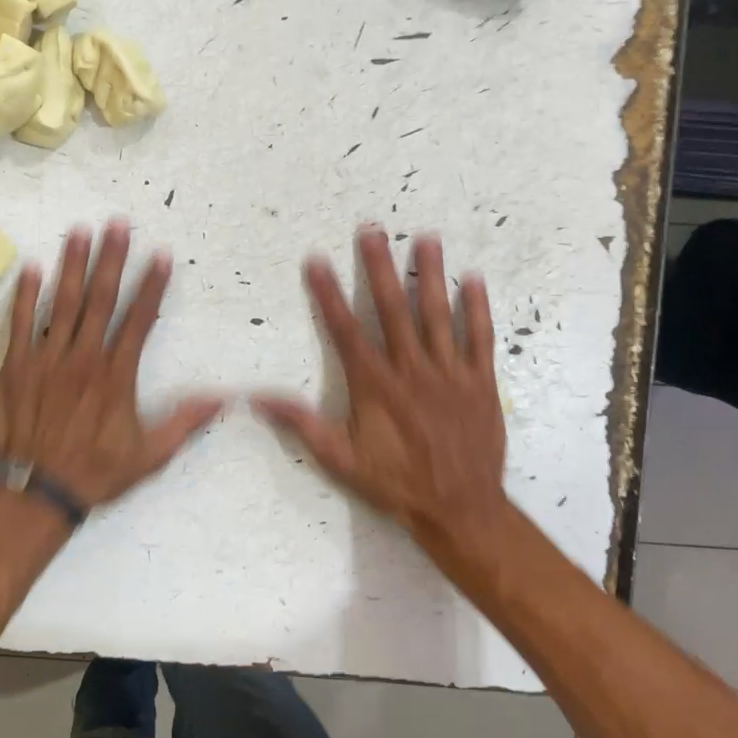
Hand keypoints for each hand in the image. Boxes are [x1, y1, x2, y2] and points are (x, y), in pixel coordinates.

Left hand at [0, 220, 223, 510]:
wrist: (34, 492)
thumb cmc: (94, 474)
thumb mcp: (148, 456)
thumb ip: (184, 423)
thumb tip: (224, 400)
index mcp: (116, 375)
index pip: (139, 319)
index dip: (152, 285)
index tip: (161, 254)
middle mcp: (83, 357)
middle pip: (100, 299)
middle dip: (111, 258)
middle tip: (118, 223)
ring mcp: (45, 358)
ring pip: (62, 302)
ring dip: (73, 265)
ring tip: (81, 231)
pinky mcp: (15, 366)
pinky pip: (21, 322)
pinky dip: (26, 294)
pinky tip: (33, 267)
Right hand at [253, 228, 506, 545]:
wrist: (460, 508)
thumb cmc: (394, 483)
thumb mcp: (339, 459)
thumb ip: (301, 424)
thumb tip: (257, 398)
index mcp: (375, 386)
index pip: (345, 330)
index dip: (328, 294)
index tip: (317, 261)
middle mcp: (412, 370)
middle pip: (392, 309)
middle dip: (379, 267)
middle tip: (373, 230)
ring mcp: (449, 373)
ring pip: (438, 314)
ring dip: (430, 274)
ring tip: (427, 237)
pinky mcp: (480, 382)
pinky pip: (480, 338)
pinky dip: (477, 308)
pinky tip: (473, 280)